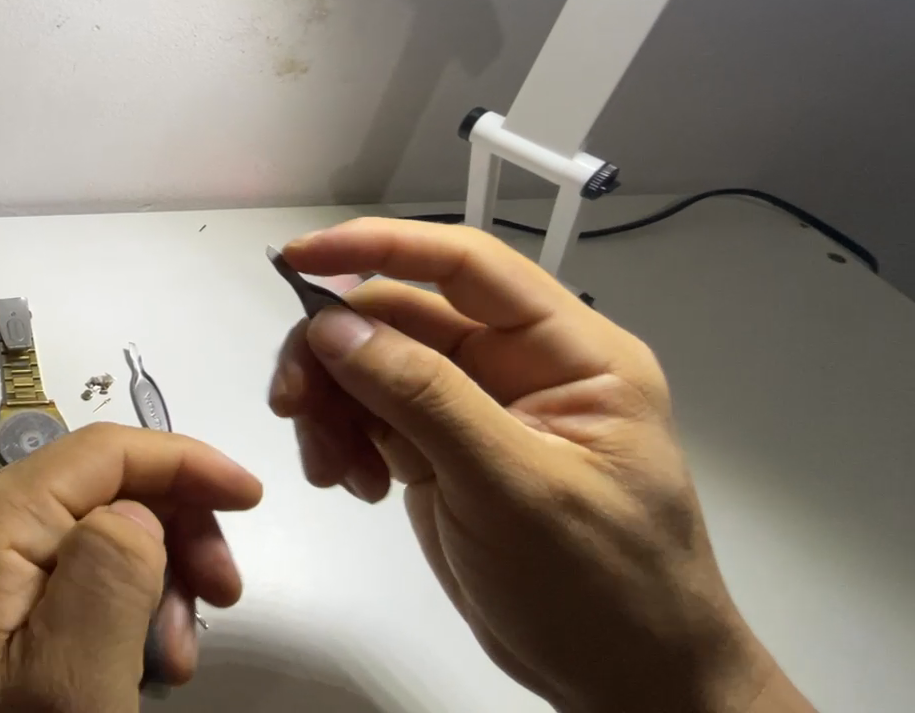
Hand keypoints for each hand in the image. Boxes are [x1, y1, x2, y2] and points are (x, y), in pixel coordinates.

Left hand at [0, 423, 262, 712]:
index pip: (103, 452)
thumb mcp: (68, 681)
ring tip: (171, 659)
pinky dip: (120, 604)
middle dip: (174, 531)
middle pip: (103, 486)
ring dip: (152, 580)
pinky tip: (134, 660)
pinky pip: (73, 570)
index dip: (183, 461)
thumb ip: (109, 575)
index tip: (251, 497)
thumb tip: (137, 512)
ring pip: (96, 529)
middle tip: (221, 601)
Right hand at [270, 218, 812, 712]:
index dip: (376, 246)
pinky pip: (360, 409)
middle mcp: (511, 362)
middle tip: (292, 404)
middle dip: (331, 353)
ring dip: (328, 403)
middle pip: (392, 316)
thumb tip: (331, 325)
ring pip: (363, 360)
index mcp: (565, 351)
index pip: (462, 264)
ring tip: (327, 464)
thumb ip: (424, 397)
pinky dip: (337, 436)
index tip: (297, 258)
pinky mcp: (431, 440)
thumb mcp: (514, 488)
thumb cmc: (602, 590)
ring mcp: (467, 402)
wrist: (623, 688)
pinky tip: (348, 481)